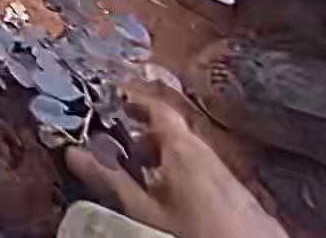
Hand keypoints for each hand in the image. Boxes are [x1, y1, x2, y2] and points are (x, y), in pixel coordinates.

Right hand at [65, 96, 286, 237]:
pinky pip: (213, 184)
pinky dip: (191, 184)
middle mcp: (212, 160)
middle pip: (175, 136)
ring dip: (168, 164)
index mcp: (185, 151)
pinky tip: (182, 209)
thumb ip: (110, 180)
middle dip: (146, 139)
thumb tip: (71, 152)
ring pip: (194, 161)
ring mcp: (236, 187)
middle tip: (120, 150)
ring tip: (146, 183)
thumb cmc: (196, 236)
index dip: (134, 101)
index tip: (110, 102)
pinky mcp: (253, 213)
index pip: (158, 109)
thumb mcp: (145, 213)